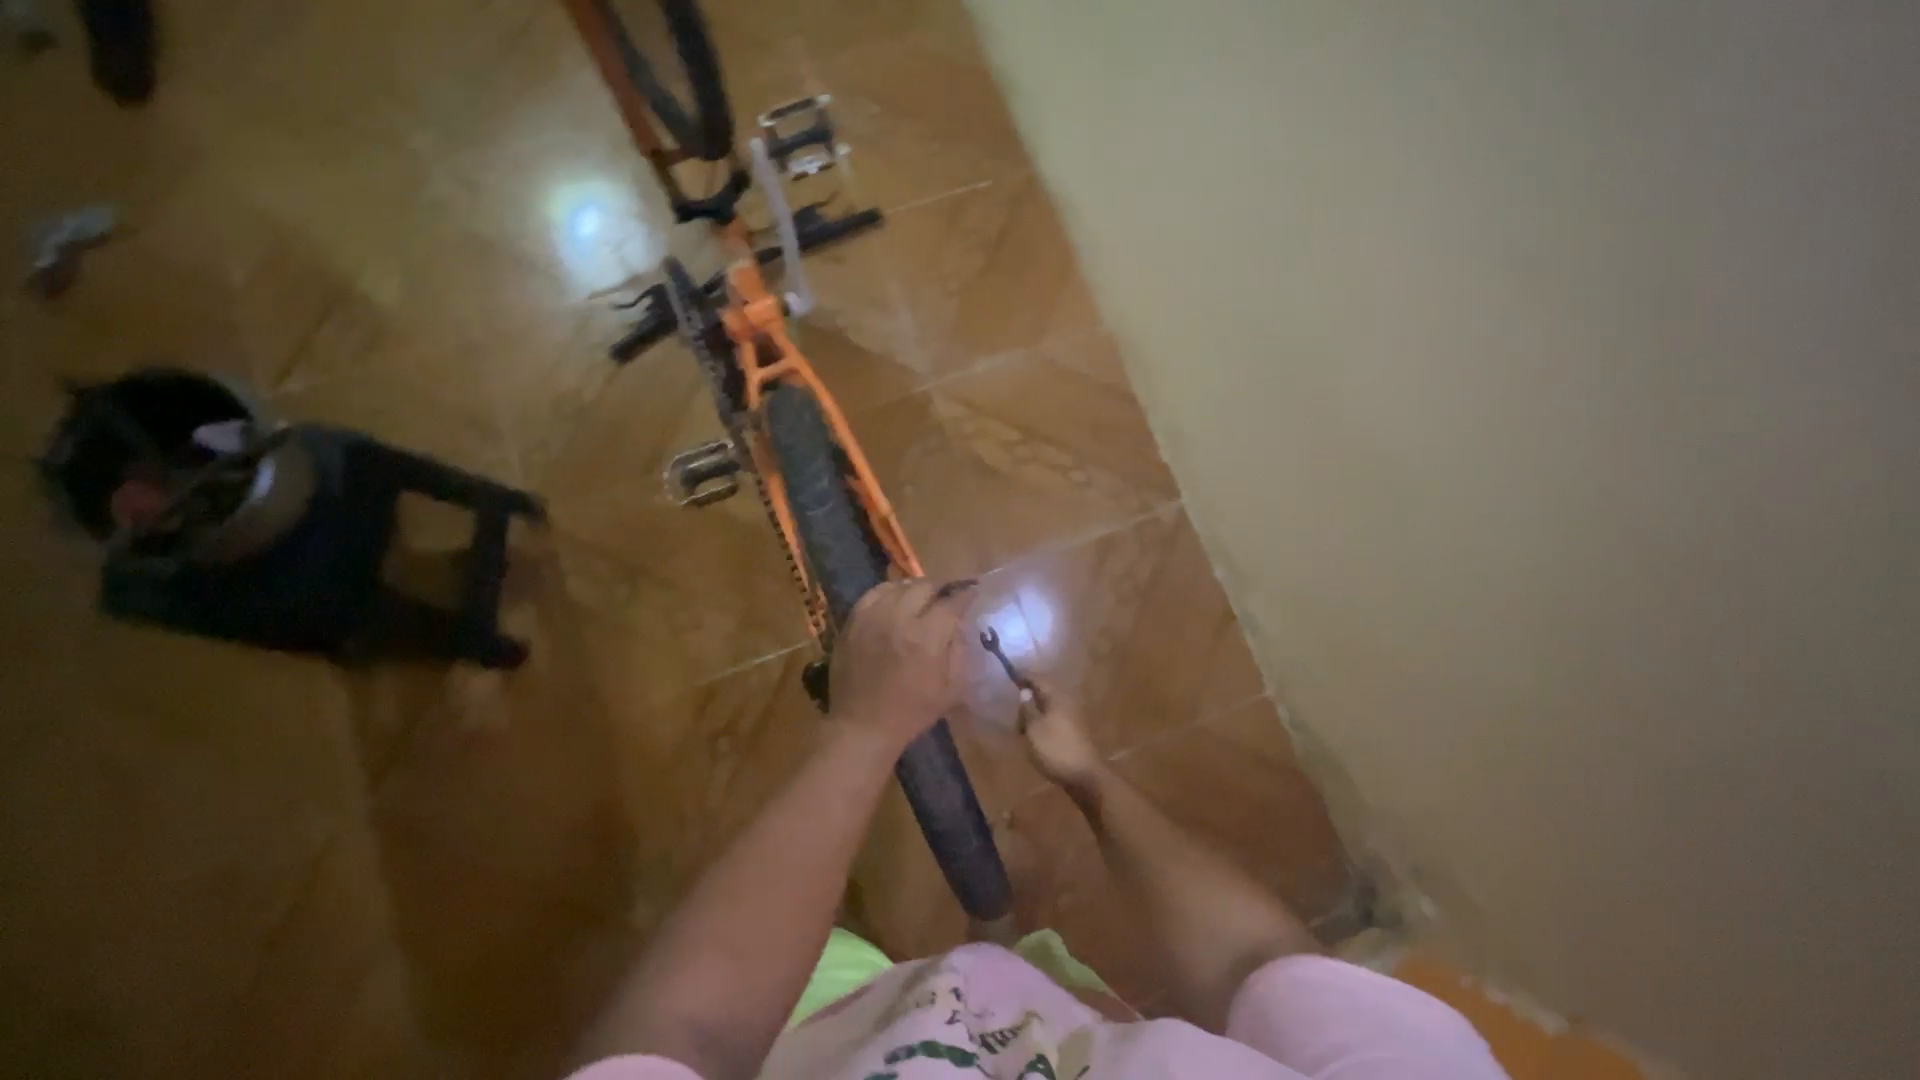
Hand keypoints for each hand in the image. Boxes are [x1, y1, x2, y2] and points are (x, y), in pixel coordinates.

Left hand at [829, 579, 975, 748]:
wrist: (862, 726)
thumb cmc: (911, 713)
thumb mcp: (951, 688)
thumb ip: (959, 651)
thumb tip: (959, 624)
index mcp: (926, 637)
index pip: (951, 602)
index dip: (965, 594)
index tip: (972, 592)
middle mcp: (898, 618)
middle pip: (925, 586)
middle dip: (941, 588)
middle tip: (947, 597)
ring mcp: (871, 617)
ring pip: (898, 586)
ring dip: (915, 589)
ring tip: (921, 598)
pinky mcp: (852, 622)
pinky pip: (873, 594)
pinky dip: (889, 592)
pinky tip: (894, 601)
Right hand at [1018, 685, 1104, 791]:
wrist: (1084, 776)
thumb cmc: (1055, 749)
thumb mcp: (1033, 729)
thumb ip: (1027, 709)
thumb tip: (1025, 692)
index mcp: (1057, 697)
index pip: (1038, 679)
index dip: (1024, 676)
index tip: (1011, 674)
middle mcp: (1067, 702)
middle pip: (1044, 693)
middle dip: (1028, 698)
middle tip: (1014, 711)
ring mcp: (1072, 717)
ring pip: (1048, 708)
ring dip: (1034, 714)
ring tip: (1021, 728)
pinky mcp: (1074, 732)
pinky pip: (1054, 720)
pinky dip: (1042, 723)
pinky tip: (1034, 736)